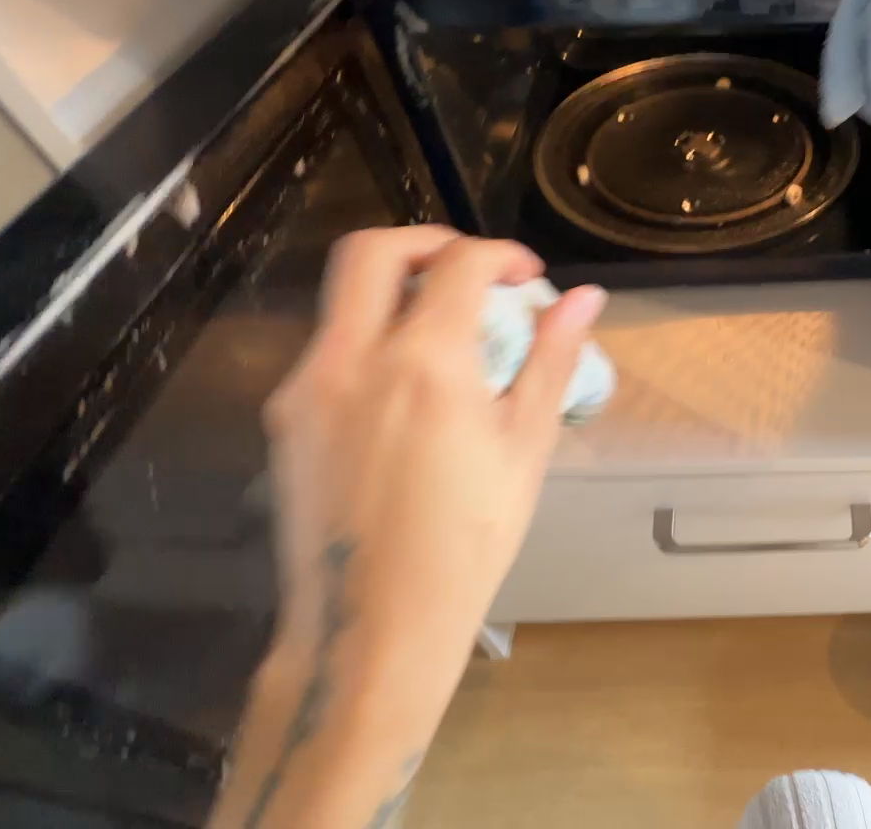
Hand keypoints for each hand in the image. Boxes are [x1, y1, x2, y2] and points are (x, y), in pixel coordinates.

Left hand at [261, 226, 604, 670]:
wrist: (371, 628)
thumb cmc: (469, 542)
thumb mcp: (526, 448)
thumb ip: (551, 361)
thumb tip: (585, 298)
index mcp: (426, 363)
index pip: (459, 265)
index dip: (501, 255)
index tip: (527, 278)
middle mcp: (354, 358)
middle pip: (373, 250)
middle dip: (430, 242)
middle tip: (473, 271)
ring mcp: (307, 386)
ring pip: (344, 295)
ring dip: (399, 287)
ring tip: (449, 331)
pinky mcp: (285, 417)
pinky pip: (330, 344)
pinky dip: (374, 334)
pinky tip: (410, 385)